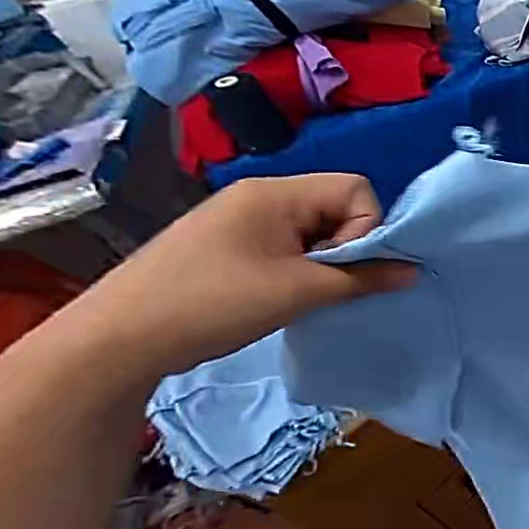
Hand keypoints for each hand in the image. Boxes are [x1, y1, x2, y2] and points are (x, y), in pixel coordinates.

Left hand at [47, 174, 417, 378]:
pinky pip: (289, 245)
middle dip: (347, 245)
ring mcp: (242, 219)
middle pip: (336, 207)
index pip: (355, 189)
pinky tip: (282, 295)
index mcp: (276, 192)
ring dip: (324, 260)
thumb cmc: (212, 303)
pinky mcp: (230, 245)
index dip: (368, 227)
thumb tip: (412, 271)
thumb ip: (361, 277)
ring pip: (314, 229)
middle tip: (326, 284)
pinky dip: (301, 267)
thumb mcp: (298, 291)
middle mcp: (261, 196)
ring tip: (302, 294)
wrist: (116, 339)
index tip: (346, 268)